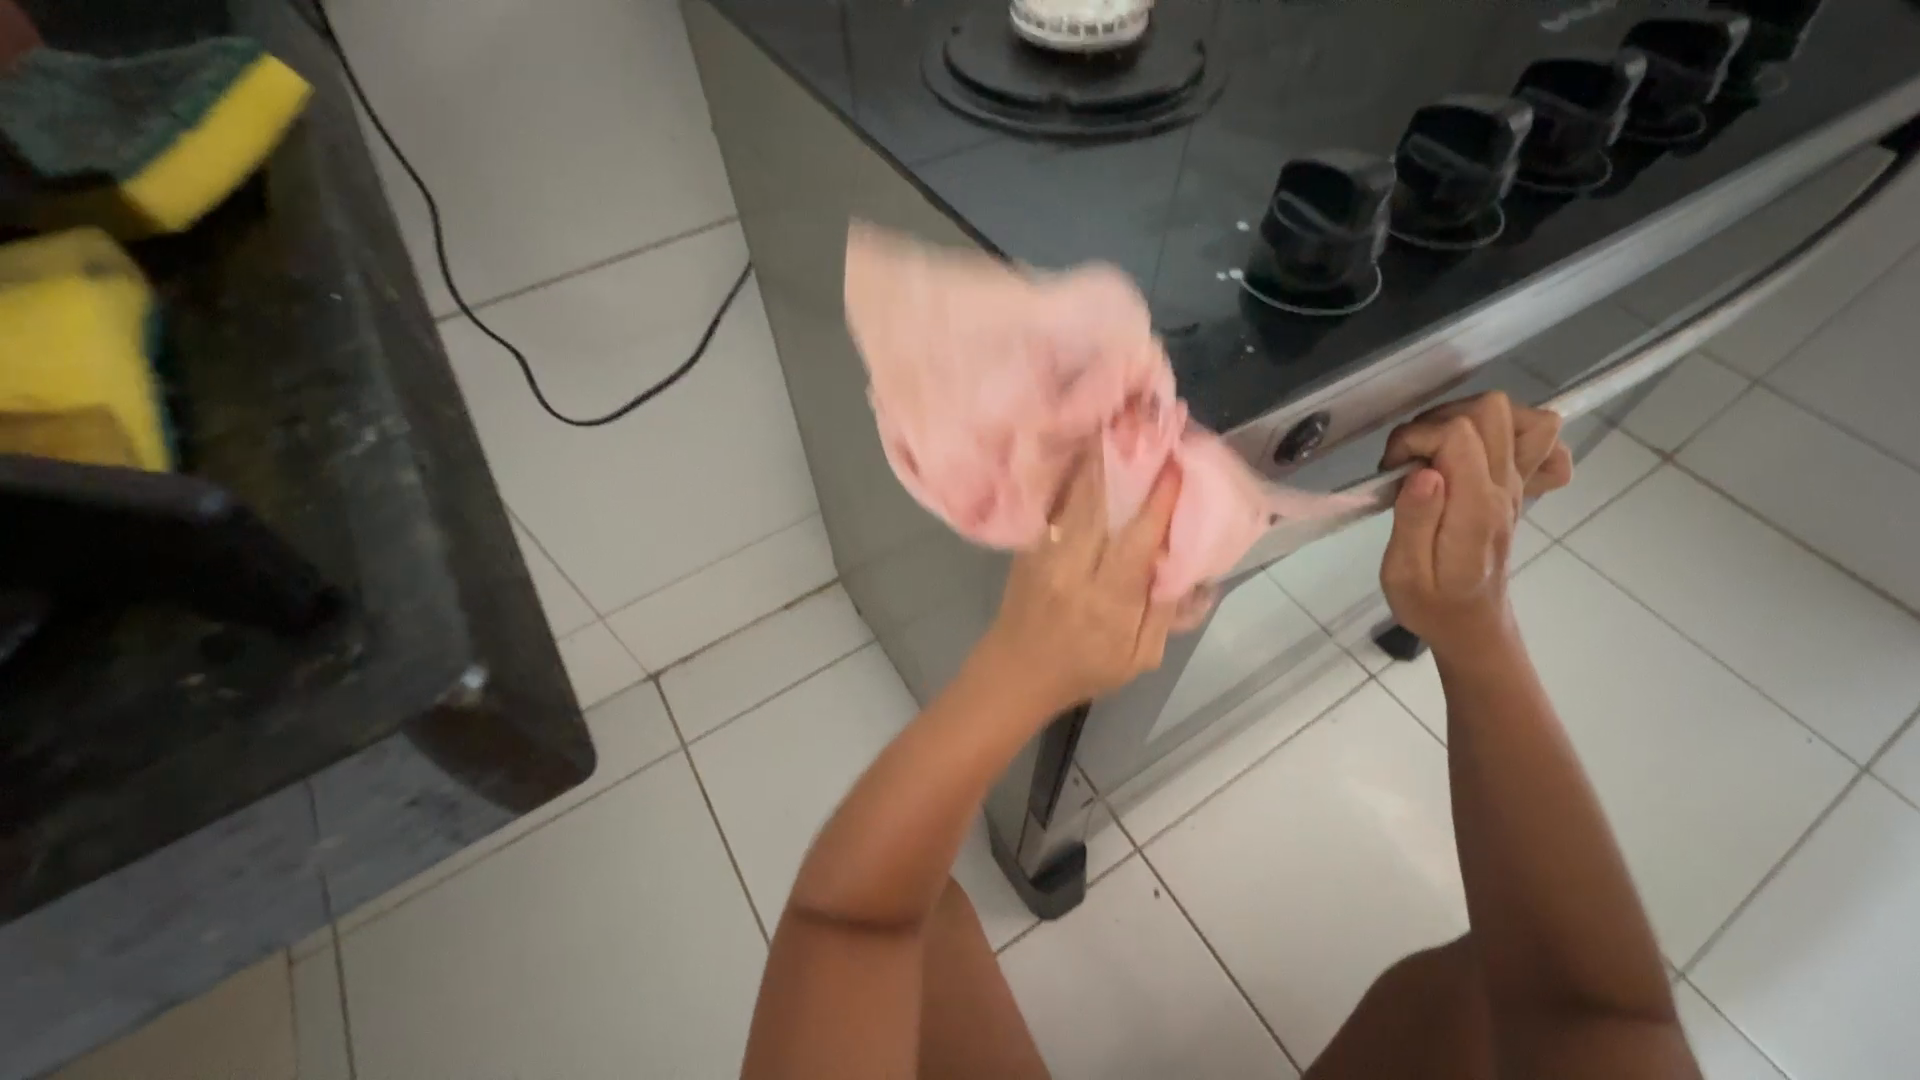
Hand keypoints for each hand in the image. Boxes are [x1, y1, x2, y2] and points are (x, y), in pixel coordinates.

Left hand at [976, 450, 1183, 715]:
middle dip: (1130, 465)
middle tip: (1154, 425)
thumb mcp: (1140, 657)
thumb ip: (1167, 612)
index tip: (1177, 464)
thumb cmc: (1084, 668)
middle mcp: (1073, 570)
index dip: (1158, 502)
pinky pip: (1058, 502)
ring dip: (1102, 459)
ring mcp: (1045, 553)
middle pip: (1103, 507)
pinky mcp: (1029, 544)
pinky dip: (1078, 474)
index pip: (1135, 541)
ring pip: (1078, 498)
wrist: (1015, 670)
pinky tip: (1093, 447)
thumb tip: (1194, 568)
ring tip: (1126, 422)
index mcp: (1106, 602)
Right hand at [1377, 393, 1572, 658]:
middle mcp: (1504, 489)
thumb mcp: (1403, 573)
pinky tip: (1484, 453)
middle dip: (1439, 420)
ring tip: (1438, 449)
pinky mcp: (1519, 488)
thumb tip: (1424, 473)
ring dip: (1472, 419)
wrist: (1472, 625)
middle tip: (1410, 456)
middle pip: (1491, 411)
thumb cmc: (1429, 604)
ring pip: (1519, 416)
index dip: (1416, 438)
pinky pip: (1543, 441)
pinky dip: (1517, 433)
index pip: (1458, 435)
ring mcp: (1518, 486)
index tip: (1391, 469)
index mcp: (1474, 509)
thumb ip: (1414, 521)